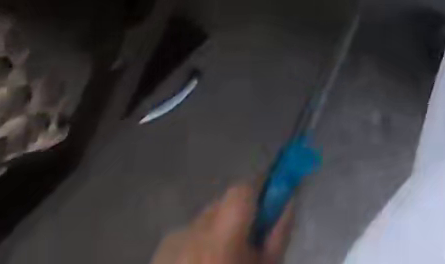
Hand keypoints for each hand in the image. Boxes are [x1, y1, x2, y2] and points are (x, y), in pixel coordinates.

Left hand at [151, 184, 292, 263]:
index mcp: (219, 239)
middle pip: (222, 206)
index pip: (243, 189)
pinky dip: (197, 250)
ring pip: (203, 223)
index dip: (260, 191)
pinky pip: (185, 240)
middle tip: (252, 246)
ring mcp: (169, 244)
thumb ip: (277, 237)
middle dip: (240, 217)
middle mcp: (190, 233)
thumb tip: (288, 200)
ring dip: (218, 235)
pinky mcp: (156, 256)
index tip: (274, 201)